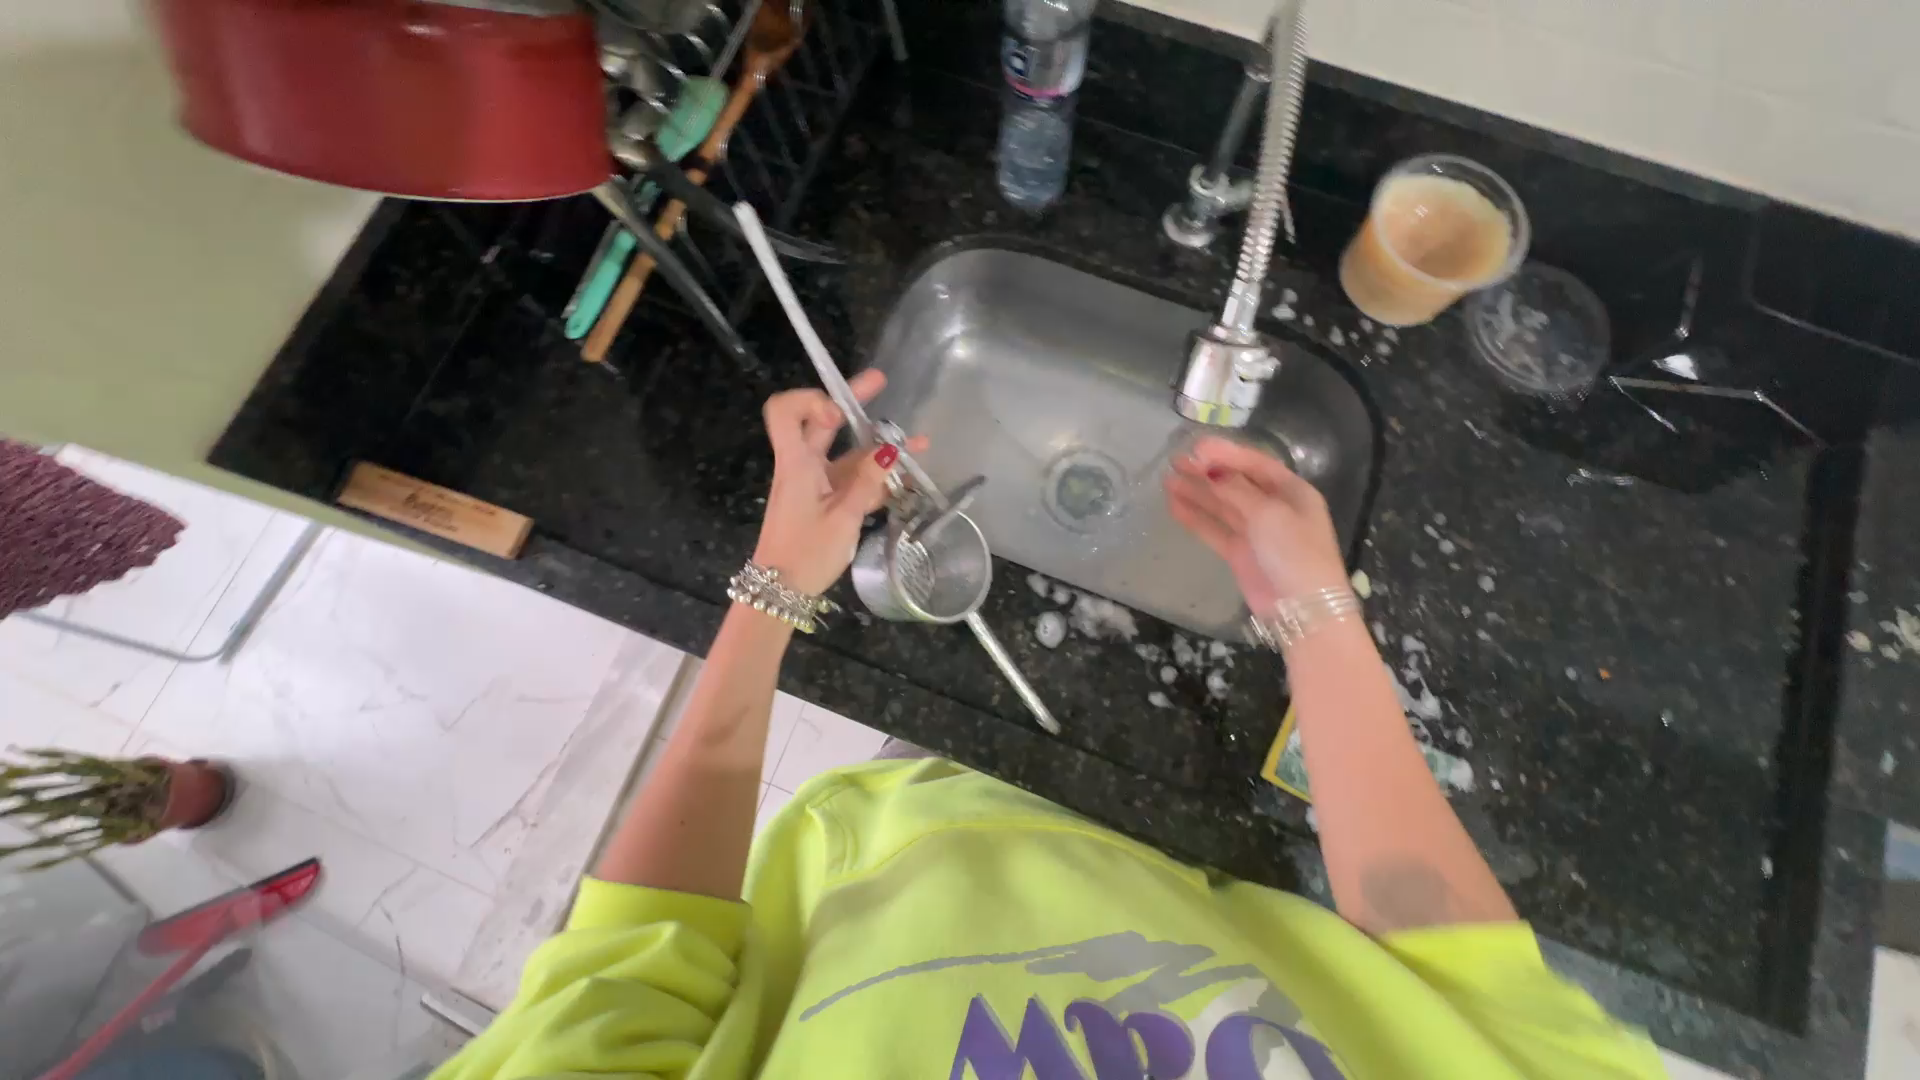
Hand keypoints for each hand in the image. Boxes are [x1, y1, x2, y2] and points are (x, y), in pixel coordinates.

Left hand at [752, 370, 926, 595]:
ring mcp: (816, 485)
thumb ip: (868, 481)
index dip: (812, 400)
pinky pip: (854, 481)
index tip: (842, 410)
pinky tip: (908, 481)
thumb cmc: (805, 553)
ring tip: (920, 445)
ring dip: (879, 450)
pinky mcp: (827, 503)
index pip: (785, 412)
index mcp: (797, 464)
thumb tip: (892, 448)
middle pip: (825, 424)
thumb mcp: (842, 518)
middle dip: (854, 403)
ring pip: (848, 456)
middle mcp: (804, 466)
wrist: (781, 592)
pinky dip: (878, 478)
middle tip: (881, 383)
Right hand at [1164, 436, 1348, 612]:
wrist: (1302, 608)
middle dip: (1207, 471)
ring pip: (1222, 506)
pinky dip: (1195, 518)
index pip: (1256, 464)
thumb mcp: (1269, 513)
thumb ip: (1236, 489)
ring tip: (1168, 480)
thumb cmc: (1294, 552)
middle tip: (1177, 460)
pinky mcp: (1240, 553)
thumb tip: (1211, 470)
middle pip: (1237, 483)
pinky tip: (1175, 506)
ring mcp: (1257, 532)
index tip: (1197, 446)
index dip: (1226, 453)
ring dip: (1197, 493)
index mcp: (1292, 492)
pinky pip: (1214, 529)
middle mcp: (1275, 508)